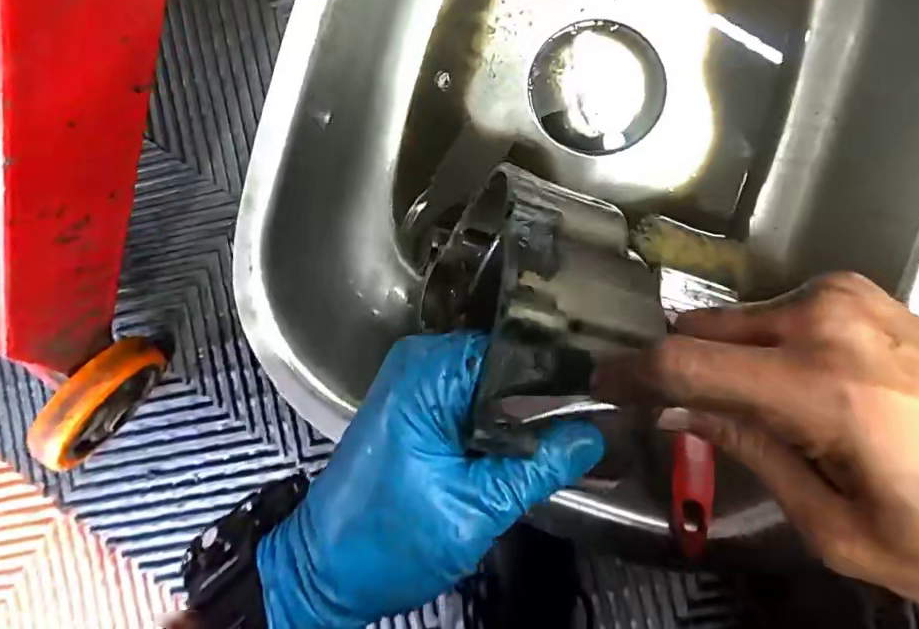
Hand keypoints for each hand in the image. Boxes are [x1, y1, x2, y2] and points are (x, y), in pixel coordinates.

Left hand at [257, 331, 604, 627]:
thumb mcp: (475, 508)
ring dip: (518, 407)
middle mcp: (421, 359)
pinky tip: (522, 439)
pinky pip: (467, 393)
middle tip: (587, 416)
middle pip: (501, 361)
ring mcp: (414, 377)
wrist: (325, 569)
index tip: (594, 393)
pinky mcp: (413, 400)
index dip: (553, 373)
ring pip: (488, 379)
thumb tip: (592, 437)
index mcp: (430, 369)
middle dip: (539, 391)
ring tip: (564, 429)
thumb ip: (536, 467)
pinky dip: (494, 415)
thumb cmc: (390, 539)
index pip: (510, 350)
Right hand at [593, 273, 918, 628]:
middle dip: (682, 366)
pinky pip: (784, 311)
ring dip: (728, 357)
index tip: (602, 379)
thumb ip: (754, 455)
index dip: (636, 373)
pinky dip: (767, 342)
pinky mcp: (868, 294)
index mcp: (827, 391)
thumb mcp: (851, 532)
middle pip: (709, 328)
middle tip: (676, 410)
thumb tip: (685, 412)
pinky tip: (798, 385)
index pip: (691, 364)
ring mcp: (852, 298)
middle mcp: (830, 322)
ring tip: (752, 412)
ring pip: (745, 317)